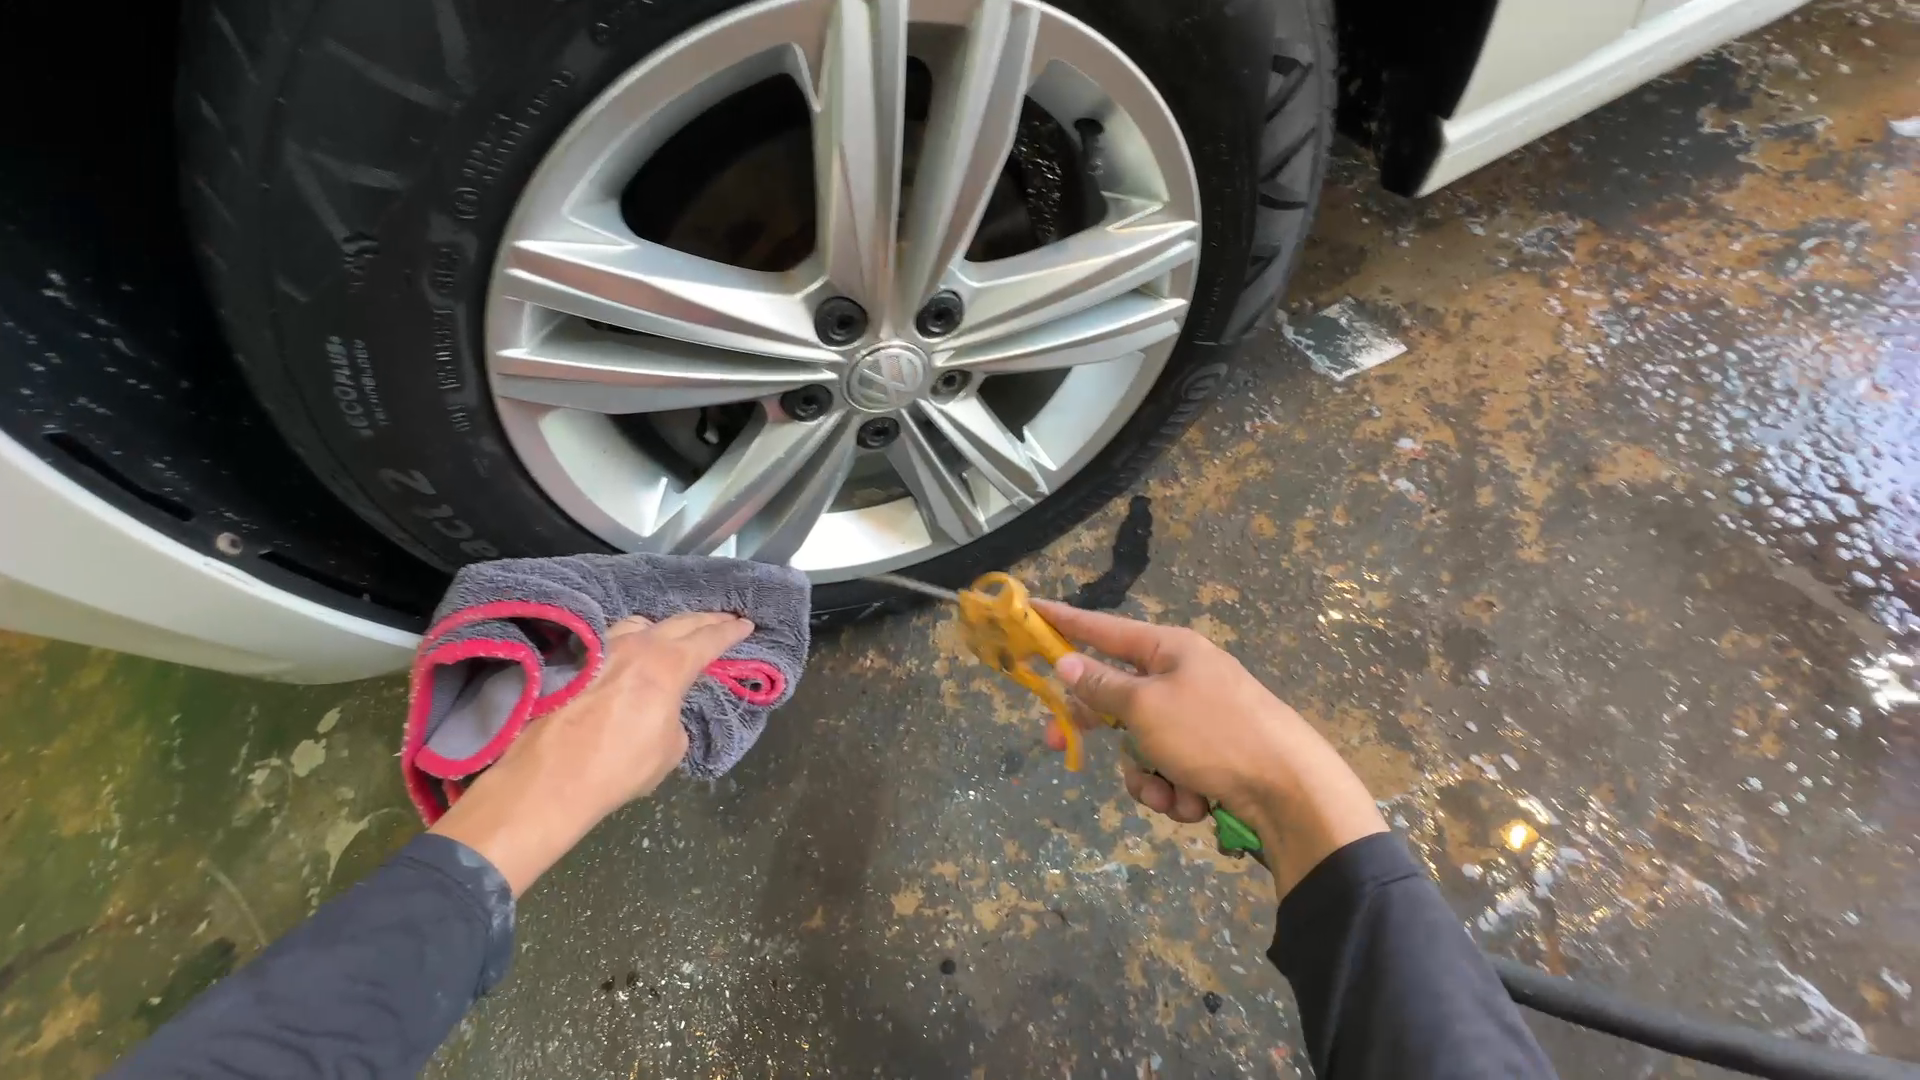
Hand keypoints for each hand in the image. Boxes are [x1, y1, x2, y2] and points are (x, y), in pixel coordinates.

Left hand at [431, 612, 753, 894]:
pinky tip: (627, 655)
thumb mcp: (671, 748)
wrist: (546, 781)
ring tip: (670, 637)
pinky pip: (612, 639)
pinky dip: (629, 641)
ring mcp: (602, 648)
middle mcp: (637, 645)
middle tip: (721, 620)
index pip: (710, 638)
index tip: (745, 624)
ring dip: (663, 627)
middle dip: (705, 621)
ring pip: (641, 624)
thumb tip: (664, 709)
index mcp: (668, 665)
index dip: (731, 631)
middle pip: (680, 622)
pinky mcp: (573, 661)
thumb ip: (676, 715)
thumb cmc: (618, 768)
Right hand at [1035, 601, 1386, 894]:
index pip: (1102, 629)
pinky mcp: (1211, 757)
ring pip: (1140, 743)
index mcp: (1169, 649)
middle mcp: (1182, 677)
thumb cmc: (1213, 734)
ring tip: (1170, 792)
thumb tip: (1066, 662)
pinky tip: (1194, 803)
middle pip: (1116, 695)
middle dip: (1096, 728)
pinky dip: (1174, 790)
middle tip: (1056, 743)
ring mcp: (1198, 718)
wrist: (1292, 791)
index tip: (1032, 608)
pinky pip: (1168, 770)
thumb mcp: (1146, 707)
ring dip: (1146, 775)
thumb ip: (1101, 685)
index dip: (1064, 621)